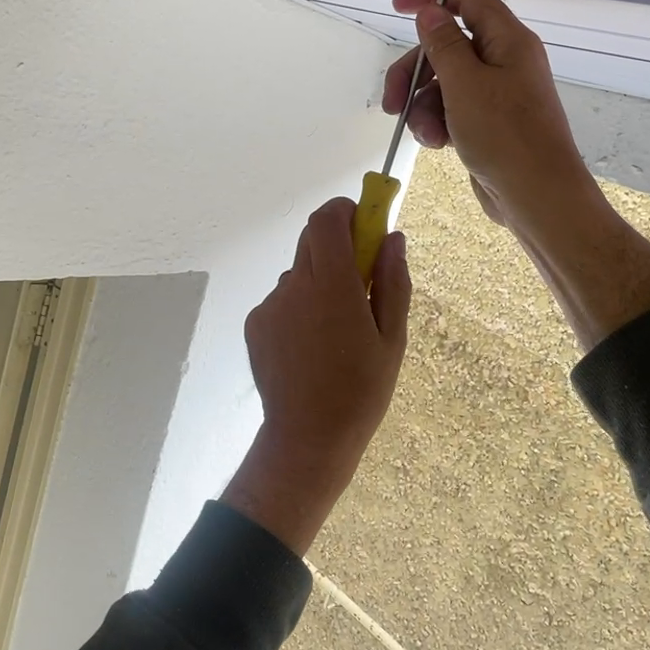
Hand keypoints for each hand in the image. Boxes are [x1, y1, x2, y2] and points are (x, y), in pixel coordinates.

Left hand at [223, 197, 410, 554]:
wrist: (307, 438)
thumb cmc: (361, 391)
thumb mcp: (391, 338)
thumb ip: (392, 282)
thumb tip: (393, 239)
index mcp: (332, 285)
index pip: (327, 219)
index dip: (345, 211)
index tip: (365, 223)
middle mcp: (295, 286)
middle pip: (311, 240)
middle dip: (336, 245)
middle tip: (359, 278)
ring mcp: (270, 305)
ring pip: (298, 274)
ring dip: (318, 282)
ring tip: (336, 330)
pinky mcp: (255, 324)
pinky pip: (282, 301)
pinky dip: (299, 308)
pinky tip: (312, 347)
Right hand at [386, 0, 649, 348]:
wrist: (537, 197)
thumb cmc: (505, 137)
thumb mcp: (465, 85)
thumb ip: (443, 44)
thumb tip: (430, 11)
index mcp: (508, 40)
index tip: (397, 8)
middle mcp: (504, 60)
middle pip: (446, 46)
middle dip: (414, 72)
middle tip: (391, 100)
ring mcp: (497, 93)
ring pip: (444, 82)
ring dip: (423, 105)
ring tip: (426, 134)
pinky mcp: (488, 122)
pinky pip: (452, 109)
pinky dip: (437, 122)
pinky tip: (437, 143)